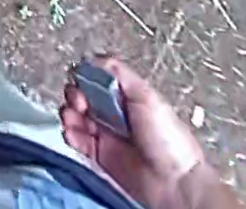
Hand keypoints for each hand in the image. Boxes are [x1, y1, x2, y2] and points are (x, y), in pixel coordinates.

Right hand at [61, 57, 238, 208]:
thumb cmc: (167, 138)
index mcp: (124, 95)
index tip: (82, 82)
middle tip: (79, 103)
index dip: (84, 77)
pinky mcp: (99, 156)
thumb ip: (119, 74)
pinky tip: (72, 133)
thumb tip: (94, 60)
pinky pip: (77, 140)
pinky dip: (70, 133)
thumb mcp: (146, 96)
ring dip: (69, 113)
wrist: (176, 185)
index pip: (95, 77)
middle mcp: (113, 112)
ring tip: (72, 118)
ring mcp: (105, 134)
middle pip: (82, 94)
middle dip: (74, 94)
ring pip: (76, 115)